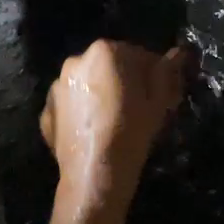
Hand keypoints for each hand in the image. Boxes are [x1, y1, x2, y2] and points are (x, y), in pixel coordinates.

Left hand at [40, 40, 188, 198]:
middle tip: (140, 106)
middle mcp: (76, 62)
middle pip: (110, 66)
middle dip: (125, 81)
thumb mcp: (161, 99)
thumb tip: (178, 53)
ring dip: (102, 94)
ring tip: (116, 121)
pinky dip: (83, 113)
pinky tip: (96, 132)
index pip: (138, 54)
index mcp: (106, 52)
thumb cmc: (134, 128)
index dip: (154, 74)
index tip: (162, 93)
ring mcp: (56, 87)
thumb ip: (168, 70)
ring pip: (88, 85)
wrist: (97, 170)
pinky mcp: (46, 111)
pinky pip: (72, 105)